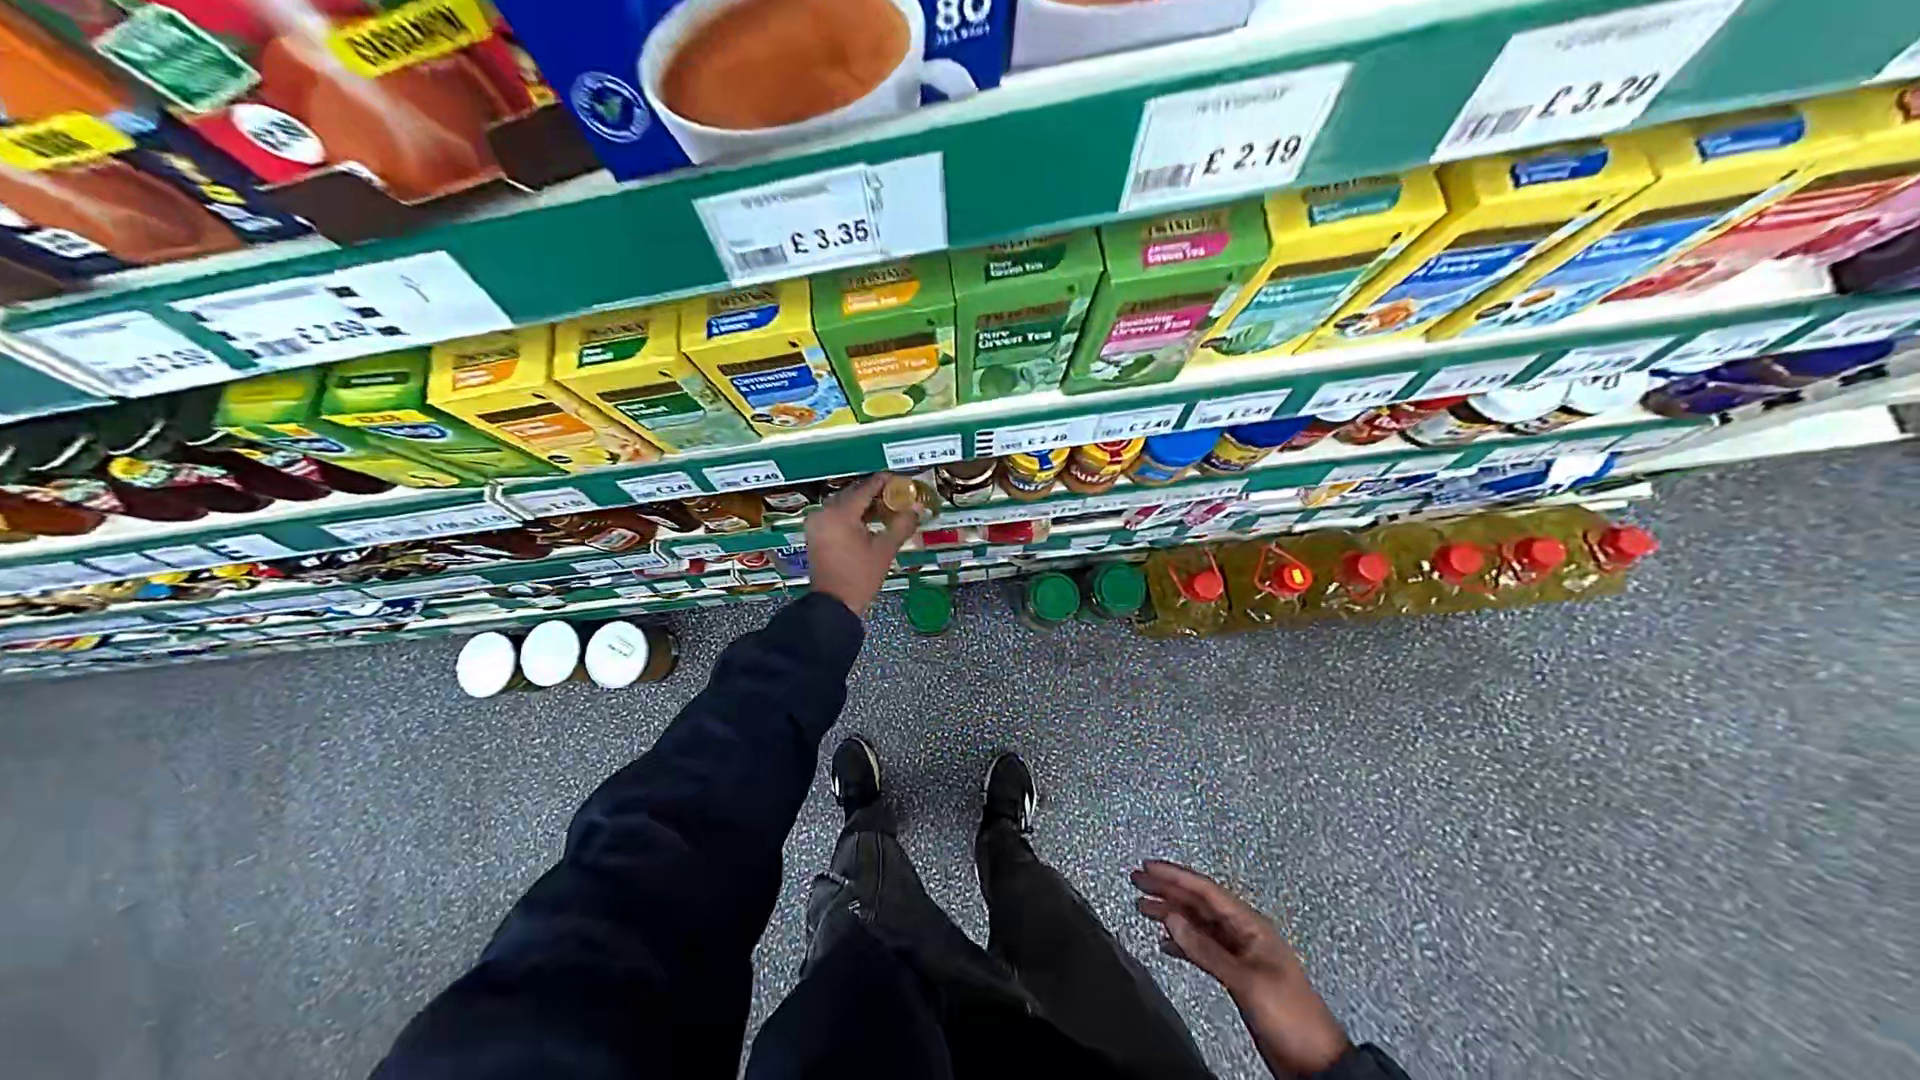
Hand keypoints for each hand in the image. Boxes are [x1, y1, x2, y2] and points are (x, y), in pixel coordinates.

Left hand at [804, 473, 917, 616]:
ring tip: (884, 506)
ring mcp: (816, 523)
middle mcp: (823, 513)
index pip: (864, 489)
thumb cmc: (860, 577)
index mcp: (839, 514)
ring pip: (842, 504)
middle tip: (894, 493)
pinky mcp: (815, 533)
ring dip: (862, 503)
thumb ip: (901, 525)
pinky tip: (868, 519)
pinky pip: (834, 514)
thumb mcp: (884, 550)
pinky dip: (851, 514)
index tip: (897, 477)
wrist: (834, 604)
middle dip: (873, 493)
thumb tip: (916, 509)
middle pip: (852, 494)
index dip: (882, 482)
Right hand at [1132, 859, 1349, 1077]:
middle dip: (1167, 889)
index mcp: (1250, 925)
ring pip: (1197, 924)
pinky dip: (1181, 943)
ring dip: (1170, 913)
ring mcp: (1238, 954)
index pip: (1205, 890)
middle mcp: (1242, 933)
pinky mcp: (1234, 974)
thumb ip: (1205, 949)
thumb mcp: (1245, 979)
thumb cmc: (1291, 1015)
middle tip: (1138, 879)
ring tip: (1143, 906)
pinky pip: (1201, 948)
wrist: (1315, 1062)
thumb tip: (1171, 918)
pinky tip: (1165, 943)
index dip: (1175, 875)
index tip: (1149, 866)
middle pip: (1198, 903)